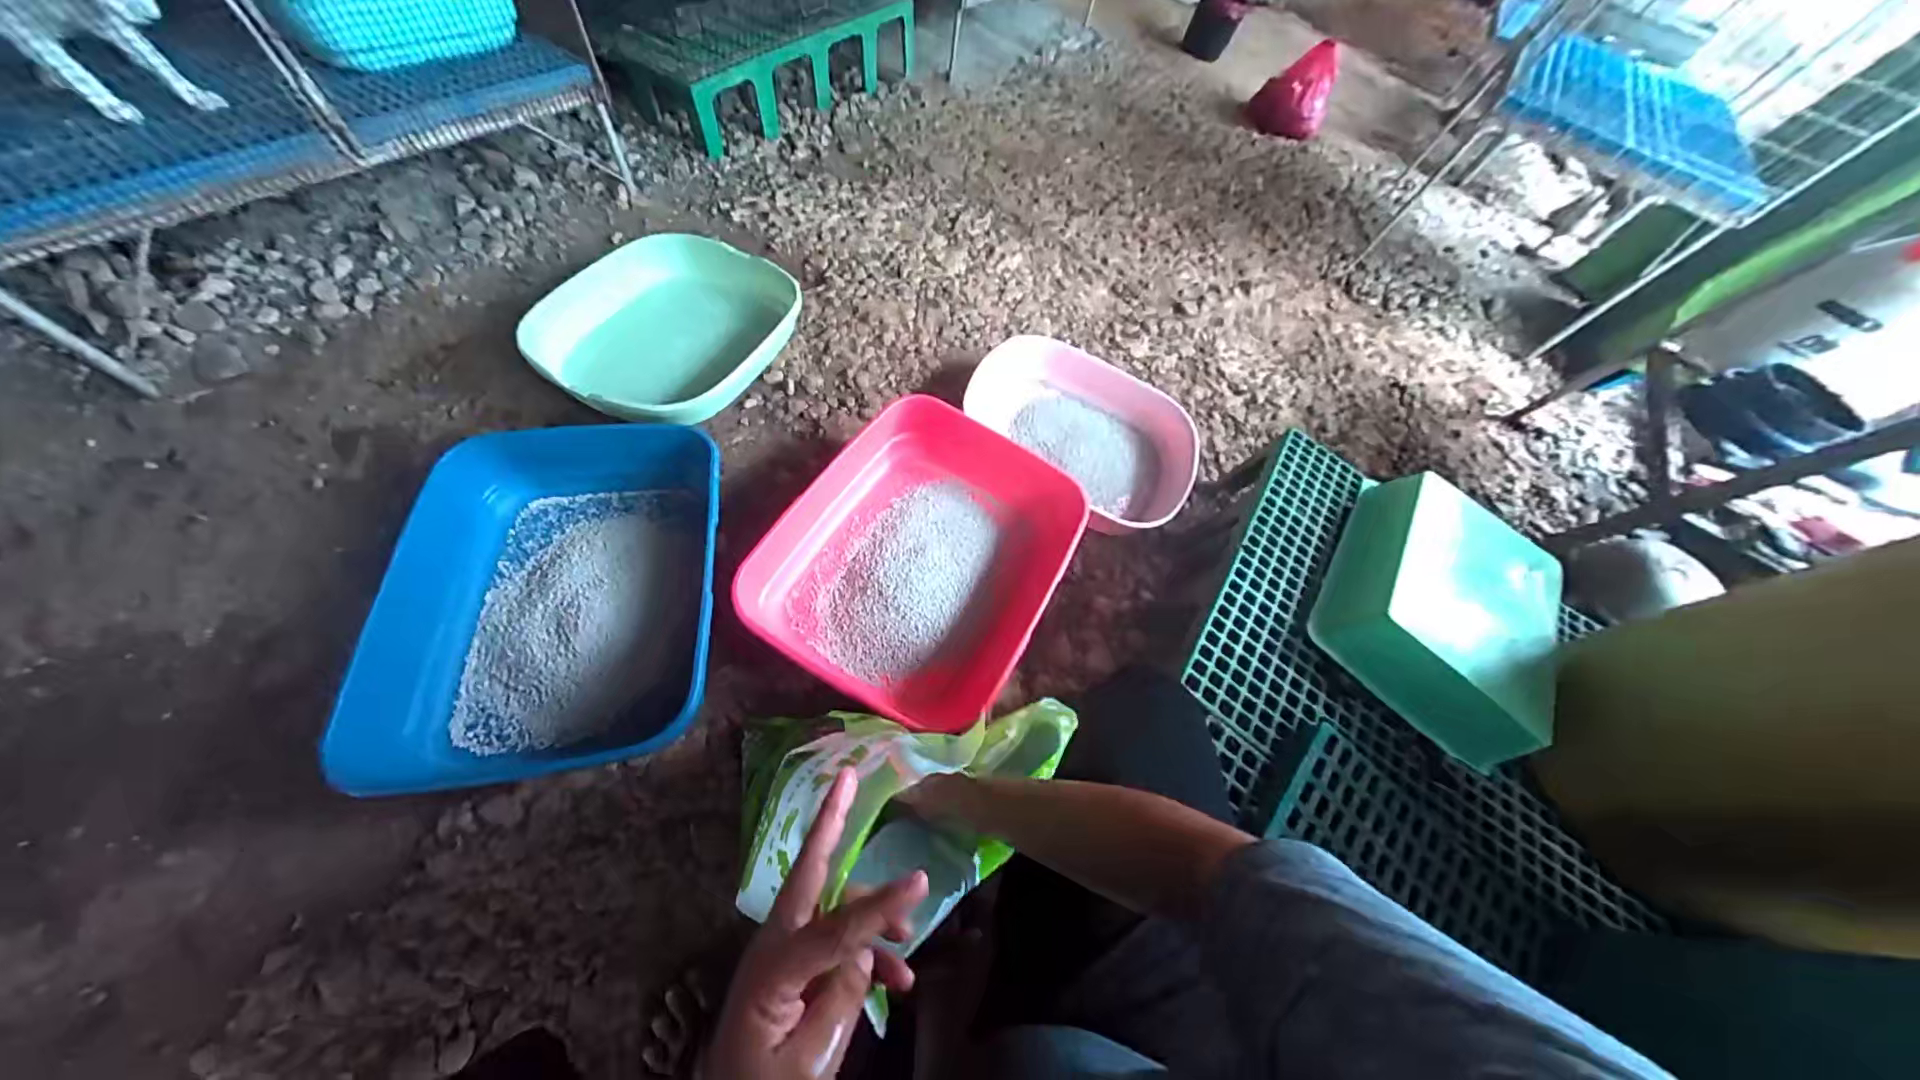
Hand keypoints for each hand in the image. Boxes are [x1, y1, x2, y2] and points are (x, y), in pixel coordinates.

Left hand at [705, 768, 928, 1078]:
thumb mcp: (808, 1059)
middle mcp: (777, 941)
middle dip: (830, 820)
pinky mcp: (799, 960)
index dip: (879, 906)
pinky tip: (896, 981)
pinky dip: (869, 951)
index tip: (920, 882)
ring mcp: (787, 947)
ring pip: (838, 908)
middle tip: (846, 776)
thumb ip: (840, 997)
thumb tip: (863, 950)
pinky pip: (840, 938)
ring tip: (907, 949)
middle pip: (809, 870)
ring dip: (875, 917)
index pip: (834, 928)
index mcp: (773, 966)